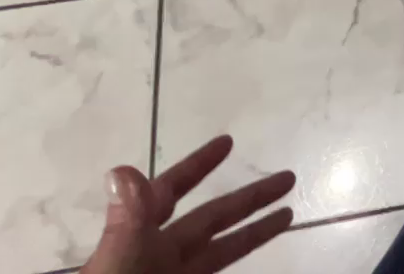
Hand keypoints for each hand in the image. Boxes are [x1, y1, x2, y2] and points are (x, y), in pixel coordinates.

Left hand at [81, 135, 295, 273]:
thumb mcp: (114, 269)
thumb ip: (127, 224)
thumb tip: (122, 170)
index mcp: (138, 246)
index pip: (170, 196)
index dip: (197, 168)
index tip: (228, 142)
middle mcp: (158, 264)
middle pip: (210, 221)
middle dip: (249, 198)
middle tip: (288, 177)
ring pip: (222, 254)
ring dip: (255, 234)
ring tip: (289, 214)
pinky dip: (238, 265)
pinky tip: (263, 259)